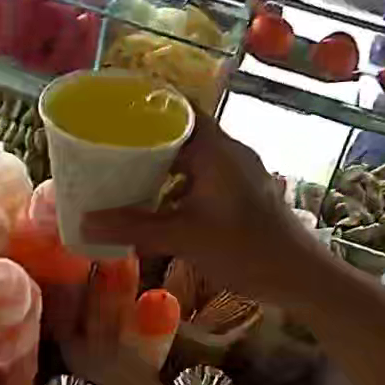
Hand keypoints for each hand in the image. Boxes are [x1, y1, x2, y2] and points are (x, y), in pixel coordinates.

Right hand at [82, 112, 312, 287]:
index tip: (115, 111)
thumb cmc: (244, 249)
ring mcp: (239, 175)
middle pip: (183, 134)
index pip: (182, 110)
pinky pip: (202, 179)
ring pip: (193, 159)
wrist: (300, 277)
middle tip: (109, 150)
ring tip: (125, 177)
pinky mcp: (242, 196)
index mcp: (217, 151)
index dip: (150, 107)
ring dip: (162, 167)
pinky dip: (177, 187)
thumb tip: (84, 222)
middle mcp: (229, 154)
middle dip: (146, 141)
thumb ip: (133, 227)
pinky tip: (157, 207)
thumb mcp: (183, 237)